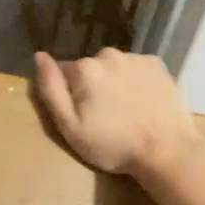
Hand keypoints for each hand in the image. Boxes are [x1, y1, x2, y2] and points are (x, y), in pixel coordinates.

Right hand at [32, 49, 203, 176]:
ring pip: (114, 68)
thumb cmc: (112, 145)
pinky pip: (136, 69)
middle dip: (92, 87)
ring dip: (114, 83)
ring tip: (125, 112)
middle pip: (90, 69)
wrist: (165, 150)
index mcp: (84, 69)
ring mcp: (136, 58)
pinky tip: (142, 103)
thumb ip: (51, 90)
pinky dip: (135, 82)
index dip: (69, 95)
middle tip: (103, 118)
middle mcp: (108, 54)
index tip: (80, 116)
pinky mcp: (157, 65)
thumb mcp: (70, 127)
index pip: (63, 73)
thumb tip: (39, 57)